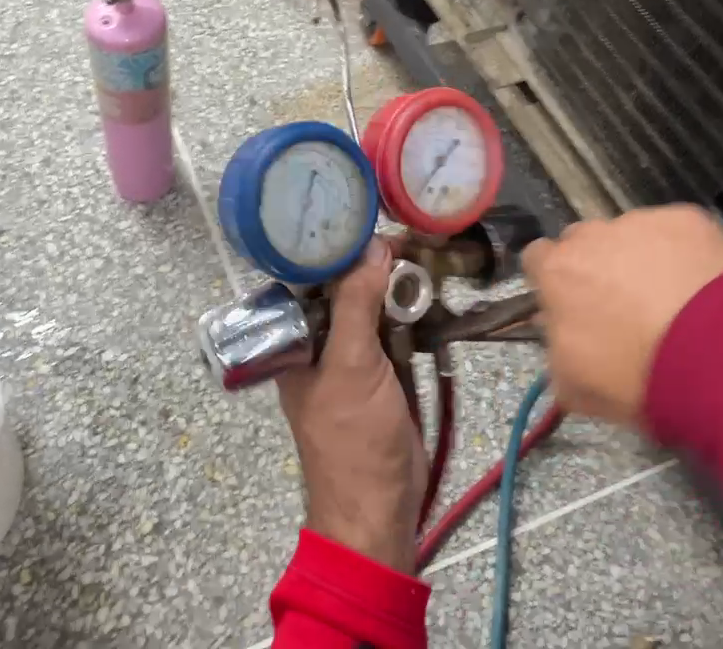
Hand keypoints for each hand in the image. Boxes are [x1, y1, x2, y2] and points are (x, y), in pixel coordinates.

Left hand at [276, 237, 424, 572]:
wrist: (380, 508)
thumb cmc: (353, 438)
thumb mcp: (351, 365)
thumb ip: (356, 303)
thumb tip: (372, 246)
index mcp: (293, 336)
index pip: (308, 276)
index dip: (335, 246)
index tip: (368, 215)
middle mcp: (316, 339)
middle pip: (342, 286)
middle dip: (372, 260)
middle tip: (407, 228)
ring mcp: (350, 355)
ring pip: (371, 305)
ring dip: (395, 282)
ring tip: (423, 248)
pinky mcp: (381, 370)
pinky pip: (392, 329)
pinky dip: (410, 310)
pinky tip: (429, 286)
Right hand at [522, 205, 722, 423]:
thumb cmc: (639, 374)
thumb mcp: (576, 386)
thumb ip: (554, 352)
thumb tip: (556, 335)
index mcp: (558, 271)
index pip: (536, 259)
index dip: (554, 281)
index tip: (573, 306)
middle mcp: (593, 235)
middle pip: (584, 242)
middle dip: (597, 267)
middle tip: (625, 306)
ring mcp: (644, 222)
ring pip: (632, 235)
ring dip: (643, 260)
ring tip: (677, 300)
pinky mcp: (692, 219)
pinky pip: (679, 233)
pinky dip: (685, 253)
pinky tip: (705, 286)